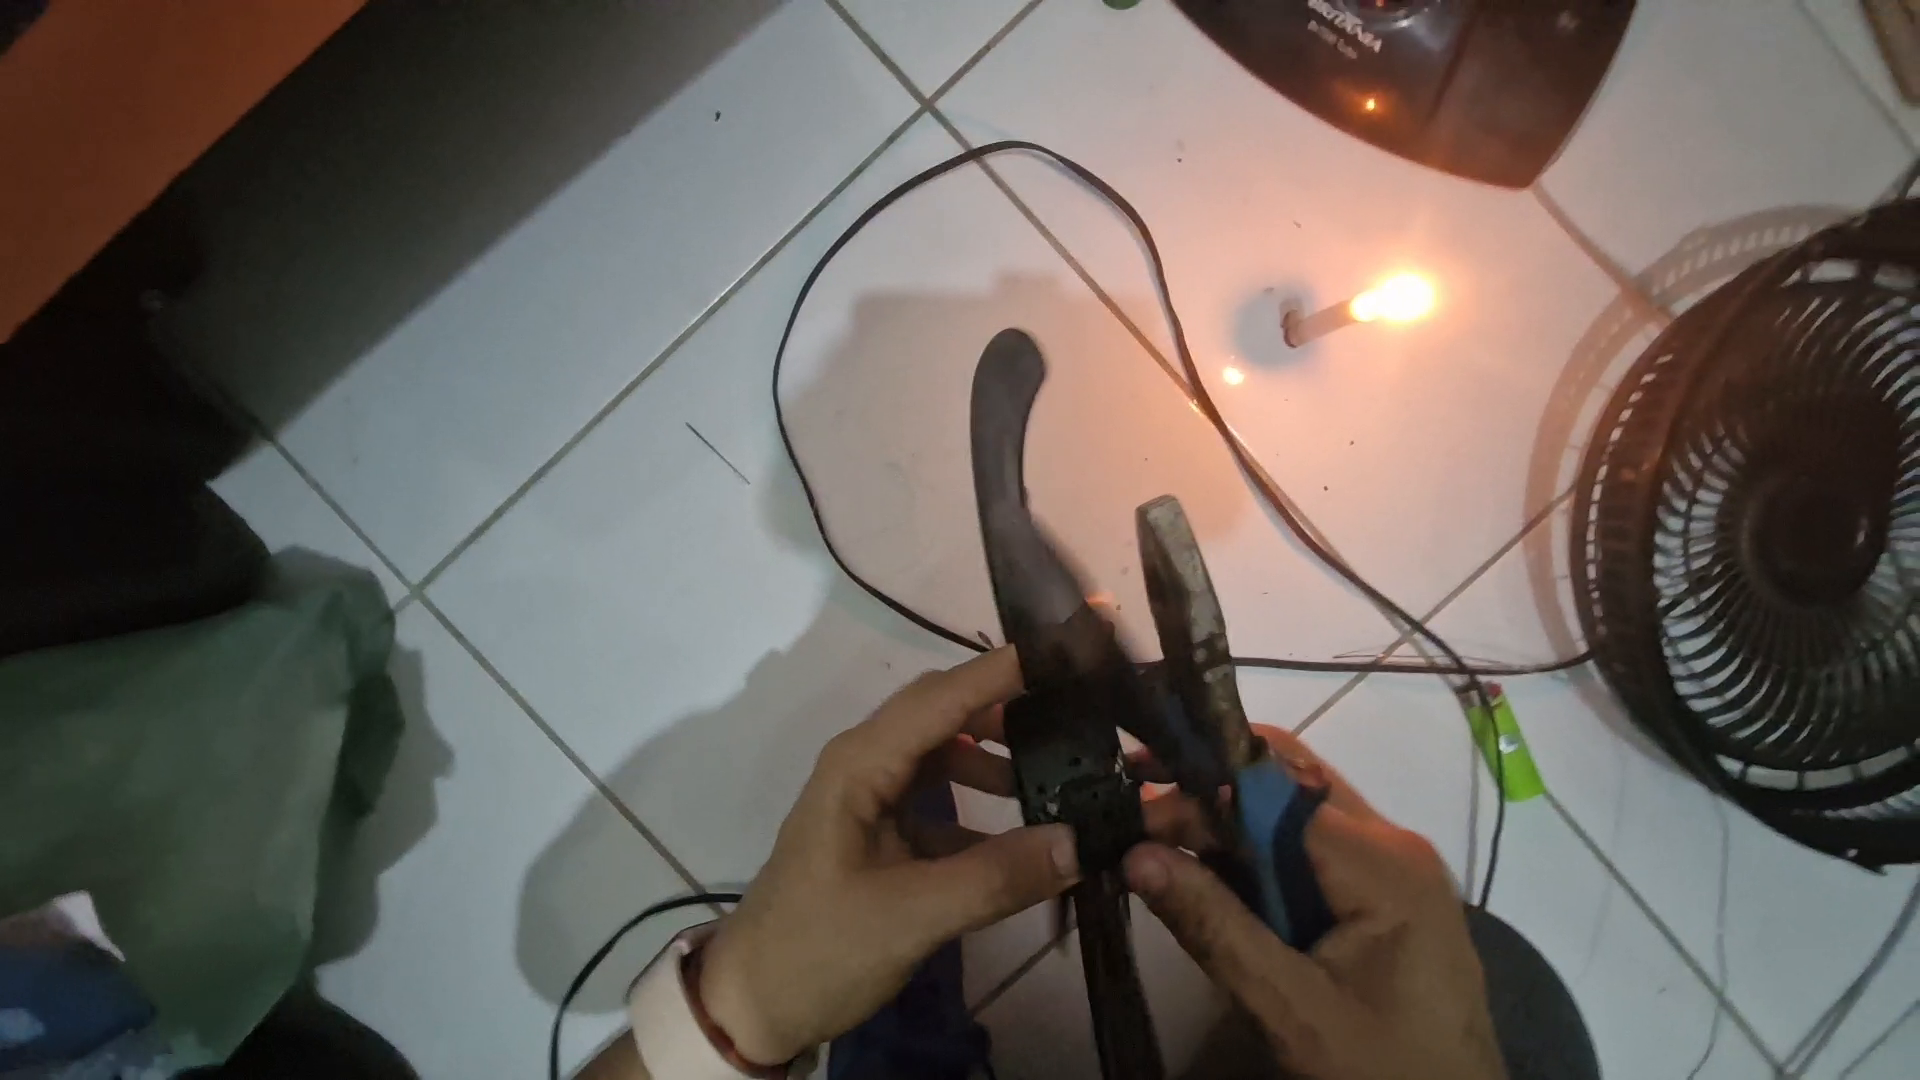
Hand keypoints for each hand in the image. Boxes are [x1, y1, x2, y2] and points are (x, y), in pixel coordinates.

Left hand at [697, 648, 1079, 1064]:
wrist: (752, 1003)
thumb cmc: (818, 950)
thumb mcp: (910, 918)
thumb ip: (996, 878)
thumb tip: (1080, 842)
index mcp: (861, 763)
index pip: (940, 698)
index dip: (999, 672)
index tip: (1062, 655)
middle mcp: (865, 761)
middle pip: (941, 711)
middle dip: (1003, 705)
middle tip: (1072, 710)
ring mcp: (871, 791)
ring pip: (941, 748)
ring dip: (993, 752)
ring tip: (1056, 767)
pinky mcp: (879, 823)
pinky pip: (937, 791)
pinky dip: (978, 796)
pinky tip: (1020, 824)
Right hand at [1125, 727, 1507, 1079]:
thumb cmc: (1385, 1079)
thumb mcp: (1293, 1012)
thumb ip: (1214, 927)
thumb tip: (1132, 855)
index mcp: (1382, 863)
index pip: (1269, 790)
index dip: (1196, 794)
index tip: (1132, 810)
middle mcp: (1391, 842)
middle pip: (1281, 780)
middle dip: (1204, 789)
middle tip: (1135, 814)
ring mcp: (1391, 863)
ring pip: (1288, 806)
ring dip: (1224, 820)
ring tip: (1159, 842)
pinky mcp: (1382, 889)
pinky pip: (1304, 843)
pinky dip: (1252, 851)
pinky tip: (1214, 876)